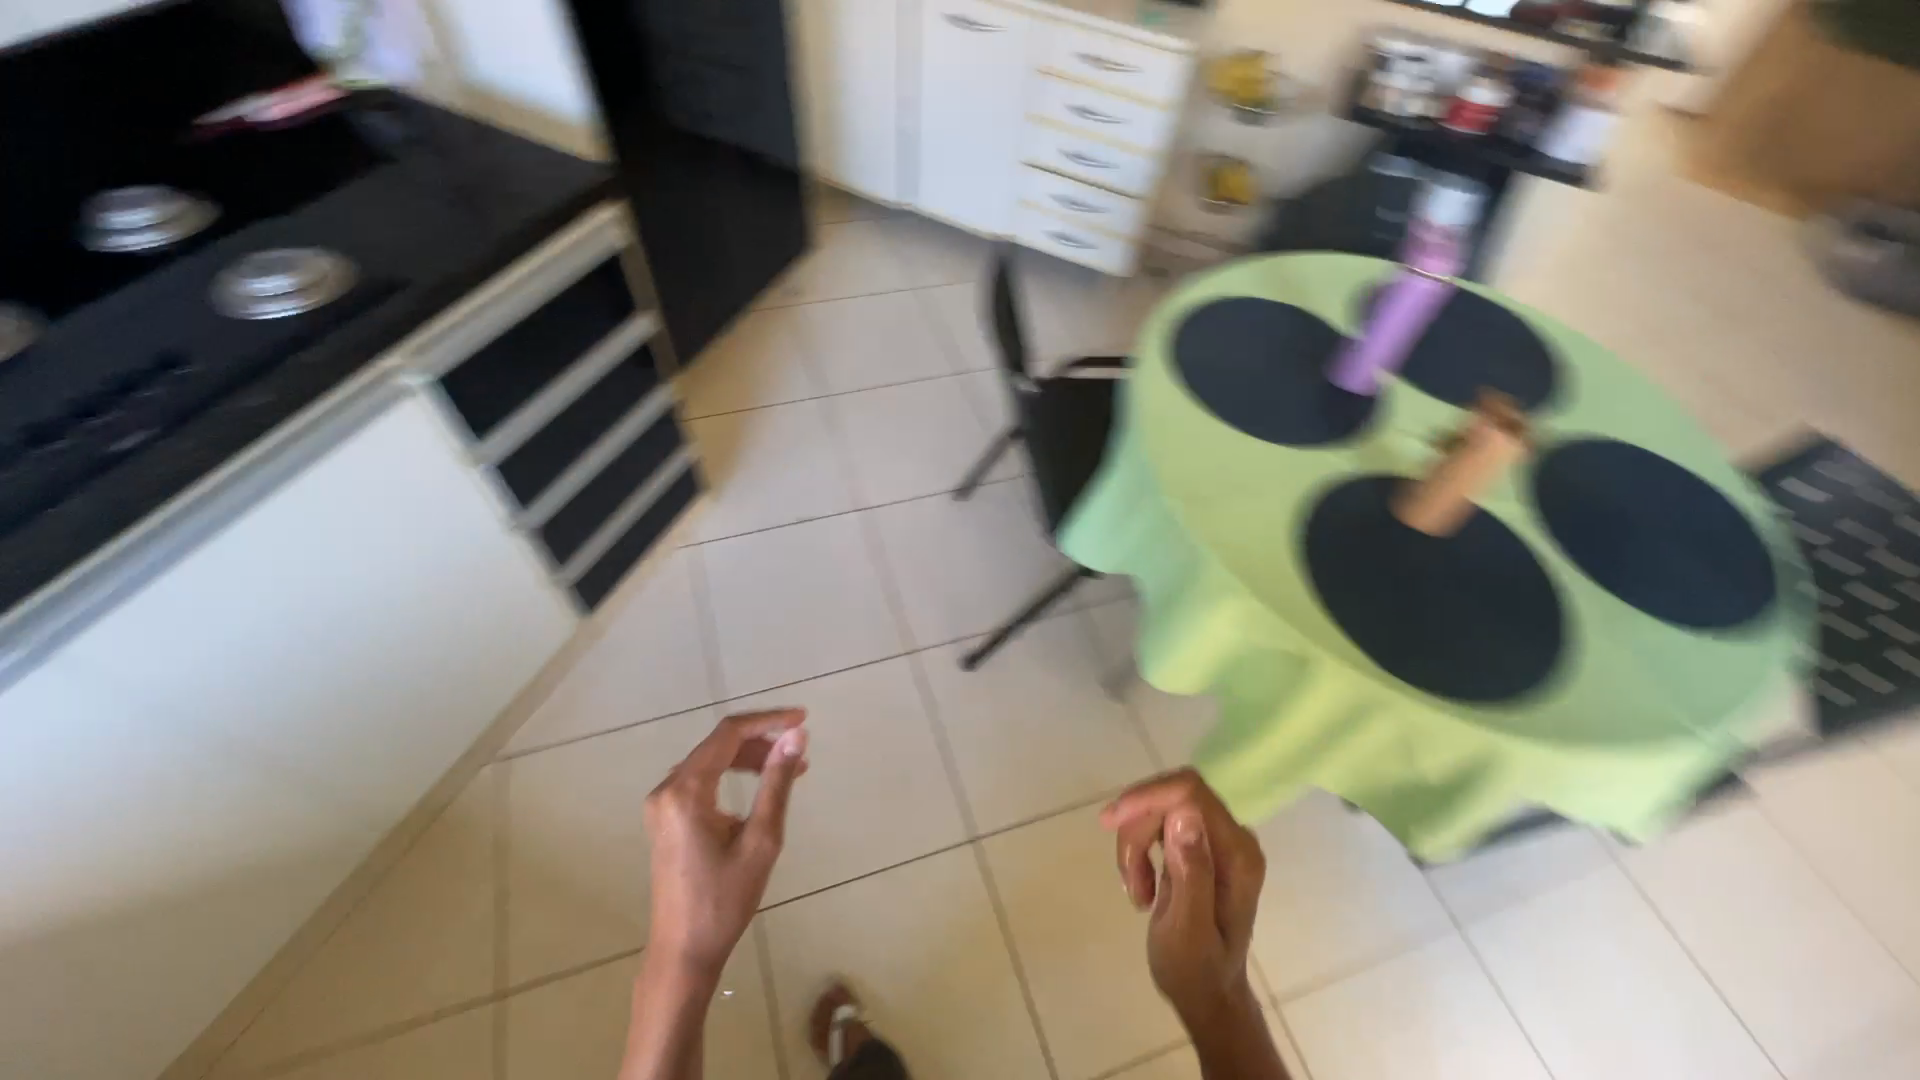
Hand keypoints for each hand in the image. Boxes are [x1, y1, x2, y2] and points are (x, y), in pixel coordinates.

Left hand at [643, 709, 808, 982]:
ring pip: (711, 761)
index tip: (802, 720)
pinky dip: (732, 776)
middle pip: (718, 745)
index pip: (729, 733)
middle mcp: (666, 789)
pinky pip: (702, 781)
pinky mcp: (665, 819)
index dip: (767, 721)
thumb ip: (777, 782)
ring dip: (749, 759)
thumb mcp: (761, 839)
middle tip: (800, 751)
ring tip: (789, 769)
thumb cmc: (725, 900)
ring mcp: (661, 804)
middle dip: (761, 741)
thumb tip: (796, 736)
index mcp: (685, 791)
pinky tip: (760, 788)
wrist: (683, 952)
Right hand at [1101, 768, 1265, 1020]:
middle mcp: (1232, 838)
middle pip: (1171, 798)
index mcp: (1238, 853)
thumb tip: (1183, 814)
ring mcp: (1215, 841)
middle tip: (1127, 879)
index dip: (1148, 796)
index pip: (1191, 792)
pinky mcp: (1198, 847)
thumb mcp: (1188, 928)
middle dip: (1137, 830)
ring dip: (1135, 844)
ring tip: (1134, 891)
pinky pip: (1158, 825)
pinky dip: (1138, 849)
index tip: (1111, 820)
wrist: (1205, 997)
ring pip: (1159, 809)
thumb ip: (1191, 870)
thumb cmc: (1195, 970)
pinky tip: (1140, 884)